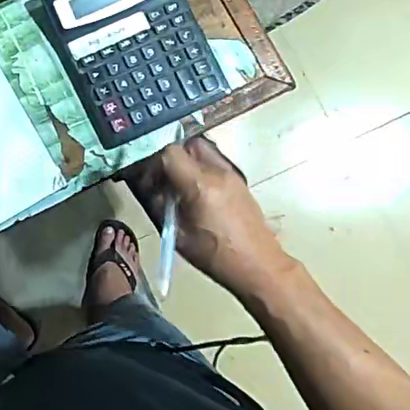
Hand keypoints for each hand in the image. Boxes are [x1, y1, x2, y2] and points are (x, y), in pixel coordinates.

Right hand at [125, 136, 297, 300]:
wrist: (258, 265)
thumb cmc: (216, 256)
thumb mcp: (179, 236)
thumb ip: (161, 207)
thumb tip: (152, 192)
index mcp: (200, 185)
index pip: (171, 153)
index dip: (155, 164)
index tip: (151, 182)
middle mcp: (218, 172)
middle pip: (188, 145)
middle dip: (173, 158)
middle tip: (166, 181)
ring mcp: (232, 174)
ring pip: (203, 151)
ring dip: (188, 163)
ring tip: (182, 189)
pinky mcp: (240, 181)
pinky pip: (216, 163)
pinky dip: (202, 170)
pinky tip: (199, 195)